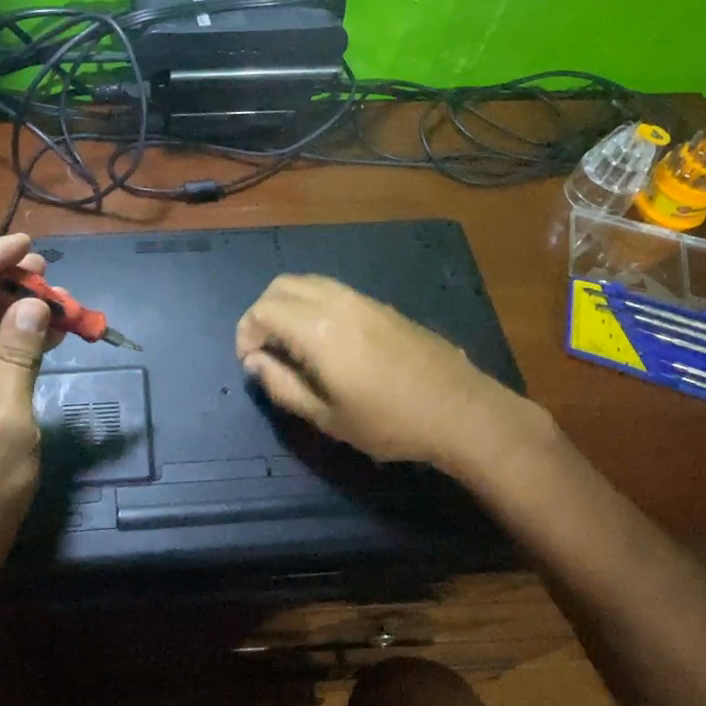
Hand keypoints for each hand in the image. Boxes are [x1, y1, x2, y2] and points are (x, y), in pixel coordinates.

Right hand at [235, 275, 557, 479]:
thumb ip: (282, 386)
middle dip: (263, 313)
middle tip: (266, 351)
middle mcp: (337, 302)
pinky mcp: (382, 305)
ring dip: (289, 306)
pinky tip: (325, 341)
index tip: (252, 364)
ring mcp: (363, 299)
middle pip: (282, 286)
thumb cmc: (388, 422)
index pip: (263, 310)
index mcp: (318, 329)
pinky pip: (334, 291)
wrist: (460, 411)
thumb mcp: (326, 417)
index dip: (246, 334)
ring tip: (292, 346)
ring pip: (309, 283)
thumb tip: (255, 362)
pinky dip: (313, 305)